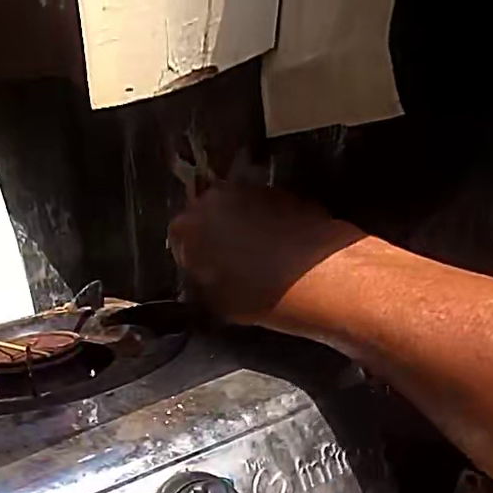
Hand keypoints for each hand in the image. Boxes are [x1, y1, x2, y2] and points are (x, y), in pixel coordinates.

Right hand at [168, 184, 365, 324]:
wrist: (315, 277)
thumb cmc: (259, 292)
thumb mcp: (212, 301)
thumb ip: (198, 282)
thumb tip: (199, 282)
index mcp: (187, 226)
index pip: (176, 239)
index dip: (187, 258)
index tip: (196, 274)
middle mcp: (216, 199)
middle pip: (205, 217)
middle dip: (211, 237)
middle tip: (221, 267)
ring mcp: (252, 191)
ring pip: (235, 211)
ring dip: (238, 230)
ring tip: (249, 263)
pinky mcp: (284, 192)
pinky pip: (263, 210)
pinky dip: (264, 227)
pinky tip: (272, 254)